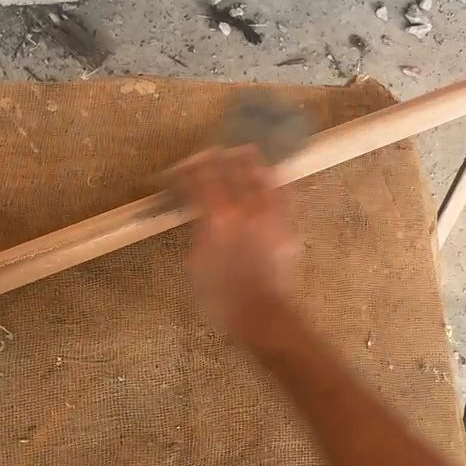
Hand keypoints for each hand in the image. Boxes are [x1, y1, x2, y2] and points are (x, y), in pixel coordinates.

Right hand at [174, 146, 297, 343]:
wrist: (263, 315)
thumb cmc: (221, 299)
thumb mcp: (195, 266)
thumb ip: (198, 234)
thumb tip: (199, 218)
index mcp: (214, 218)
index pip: (197, 180)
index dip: (186, 170)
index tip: (179, 169)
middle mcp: (241, 208)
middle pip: (227, 169)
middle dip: (214, 157)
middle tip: (207, 153)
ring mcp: (268, 212)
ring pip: (257, 173)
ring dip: (245, 159)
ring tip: (240, 151)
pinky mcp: (286, 222)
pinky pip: (281, 190)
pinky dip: (272, 178)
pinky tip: (268, 173)